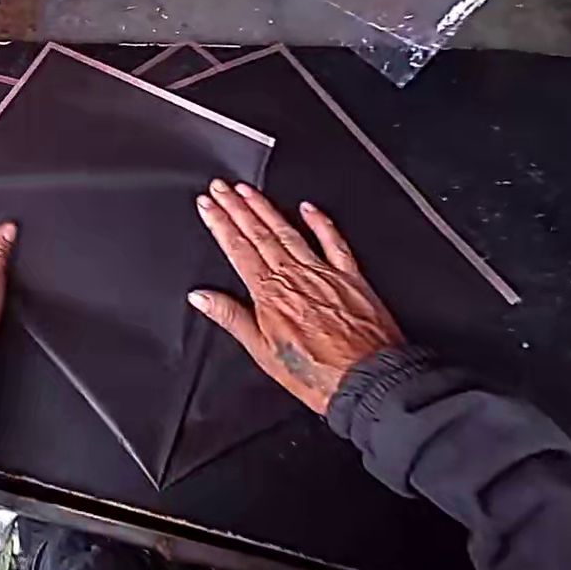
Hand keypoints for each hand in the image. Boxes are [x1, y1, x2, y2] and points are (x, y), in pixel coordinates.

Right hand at [189, 180, 403, 413]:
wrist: (370, 384)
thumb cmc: (317, 374)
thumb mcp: (262, 351)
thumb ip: (229, 317)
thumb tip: (200, 296)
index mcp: (269, 292)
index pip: (236, 247)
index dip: (219, 222)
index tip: (207, 203)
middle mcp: (293, 275)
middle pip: (257, 232)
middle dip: (235, 205)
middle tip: (220, 185)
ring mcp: (322, 272)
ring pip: (286, 230)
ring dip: (264, 206)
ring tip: (247, 189)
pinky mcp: (350, 277)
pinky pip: (333, 241)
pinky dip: (320, 221)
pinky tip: (307, 206)